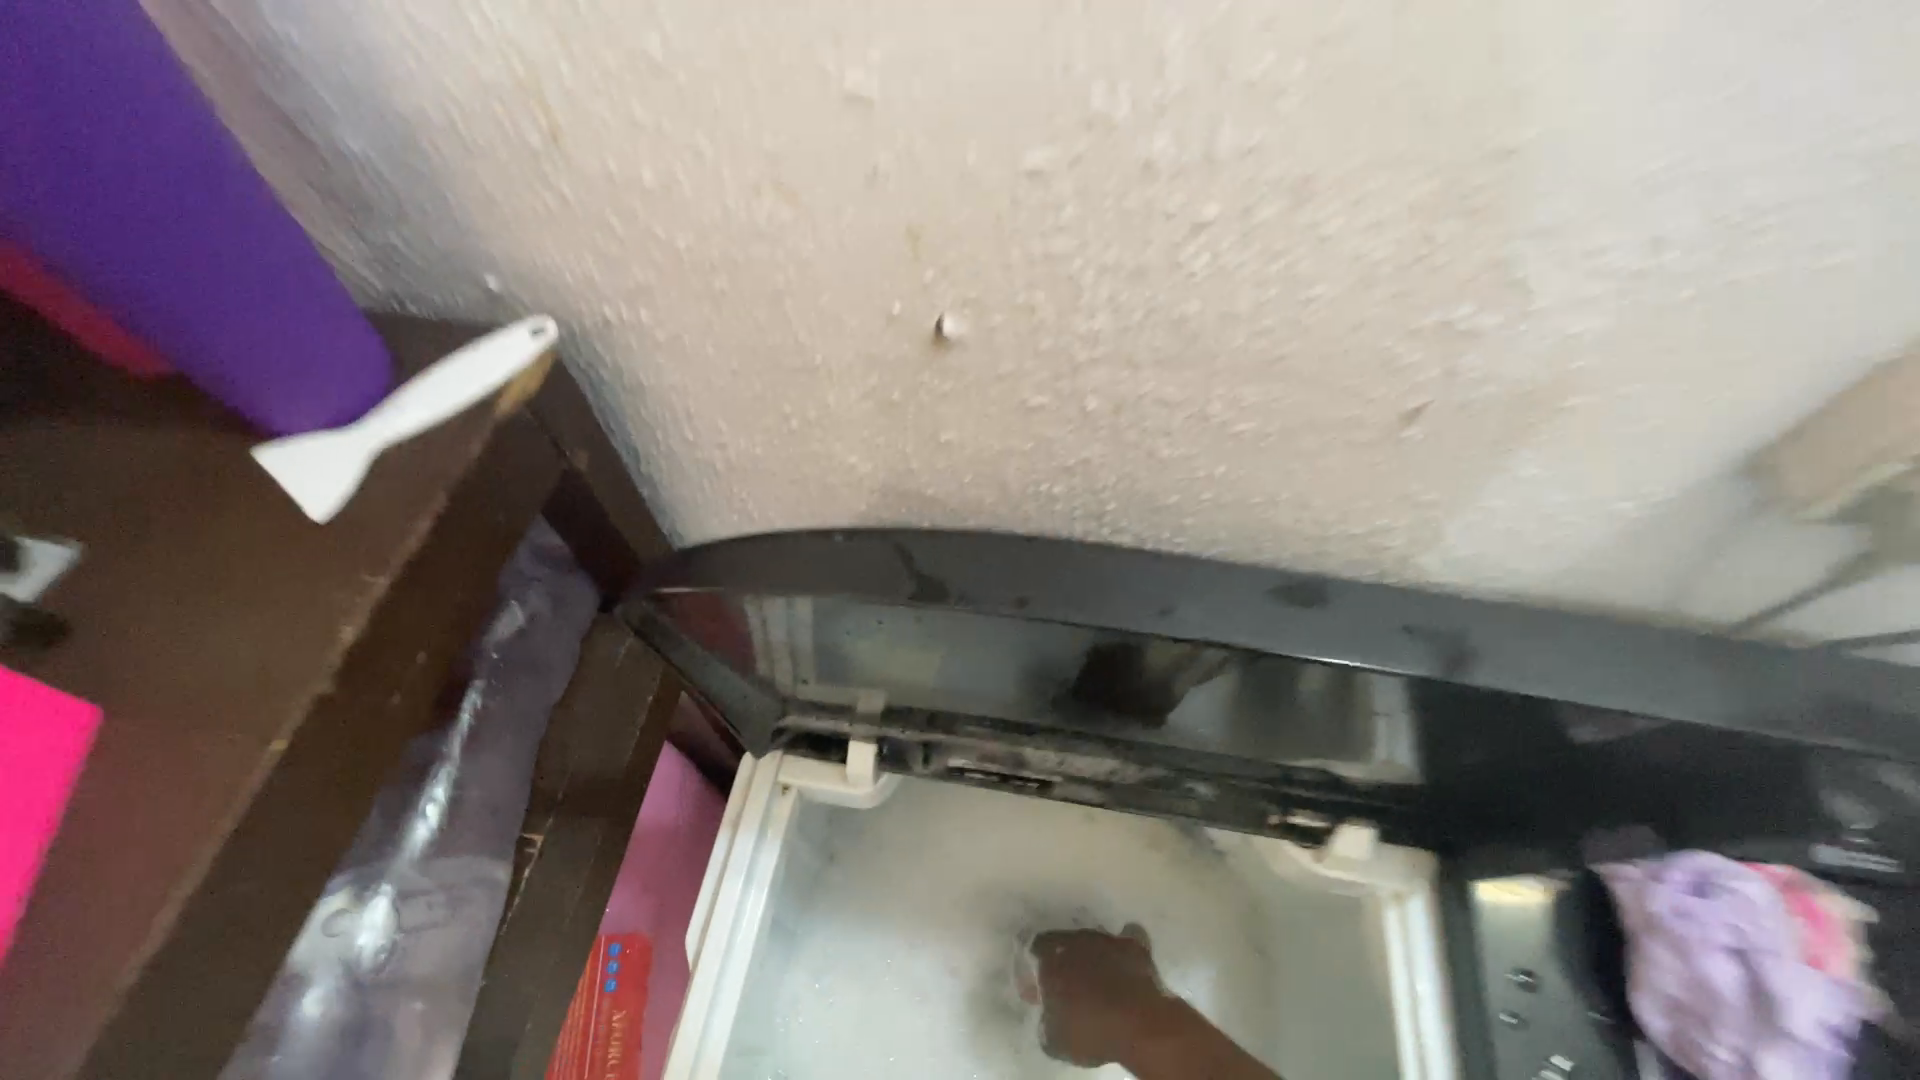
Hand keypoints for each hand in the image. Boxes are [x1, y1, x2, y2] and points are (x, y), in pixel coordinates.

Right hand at [1027, 924, 1171, 1066]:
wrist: (1138, 1026)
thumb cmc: (1089, 1031)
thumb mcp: (1053, 1039)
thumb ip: (1045, 1019)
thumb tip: (1049, 1015)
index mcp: (1050, 955)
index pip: (1032, 949)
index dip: (1032, 972)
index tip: (1037, 994)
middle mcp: (1076, 939)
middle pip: (1063, 944)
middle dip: (1063, 964)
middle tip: (1067, 991)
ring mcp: (1107, 939)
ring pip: (1093, 943)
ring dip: (1091, 959)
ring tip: (1097, 985)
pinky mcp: (1134, 947)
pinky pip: (1125, 940)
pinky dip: (1122, 952)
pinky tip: (1124, 967)